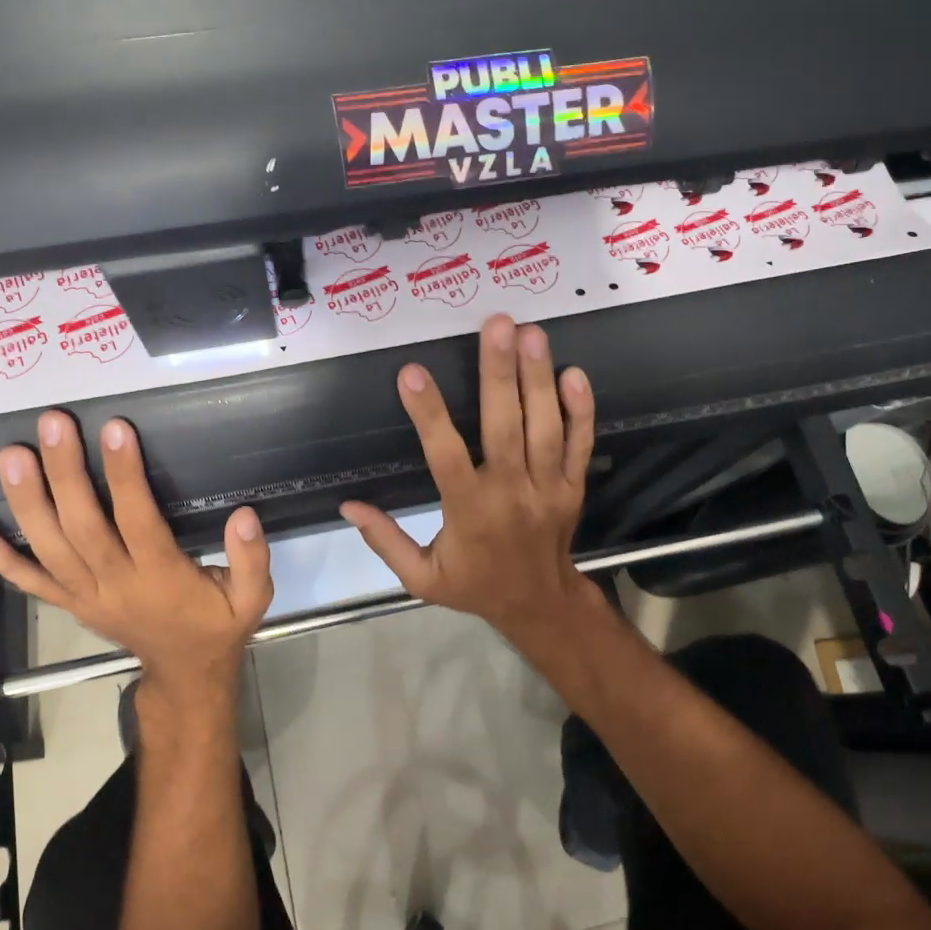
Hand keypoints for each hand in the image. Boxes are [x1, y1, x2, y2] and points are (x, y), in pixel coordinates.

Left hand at [0, 411, 273, 705]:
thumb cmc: (217, 627)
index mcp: (162, 578)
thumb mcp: (253, 599)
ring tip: (11, 456)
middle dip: (65, 473)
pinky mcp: (71, 604)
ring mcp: (87, 596)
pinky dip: (2, 560)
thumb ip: (252, 558)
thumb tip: (244, 515)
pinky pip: (32, 583)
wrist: (185, 676)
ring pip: (51, 548)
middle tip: (52, 425)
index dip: (125, 475)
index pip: (138, 520)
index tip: (115, 430)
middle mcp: (117, 584)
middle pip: (83, 526)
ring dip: (28, 502)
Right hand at [340, 314, 600, 636]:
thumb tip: (349, 506)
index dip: (429, 415)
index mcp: (469, 512)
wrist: (539, 604)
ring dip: (539, 379)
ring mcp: (549, 488)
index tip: (411, 373)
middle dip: (500, 374)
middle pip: (506, 428)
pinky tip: (575, 374)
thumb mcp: (421, 578)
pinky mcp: (573, 486)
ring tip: (532, 334)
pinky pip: (581, 445)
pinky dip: (582, 410)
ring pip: (546, 428)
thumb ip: (386, 542)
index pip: (446, 456)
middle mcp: (511, 493)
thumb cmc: (474, 586)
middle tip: (497, 324)